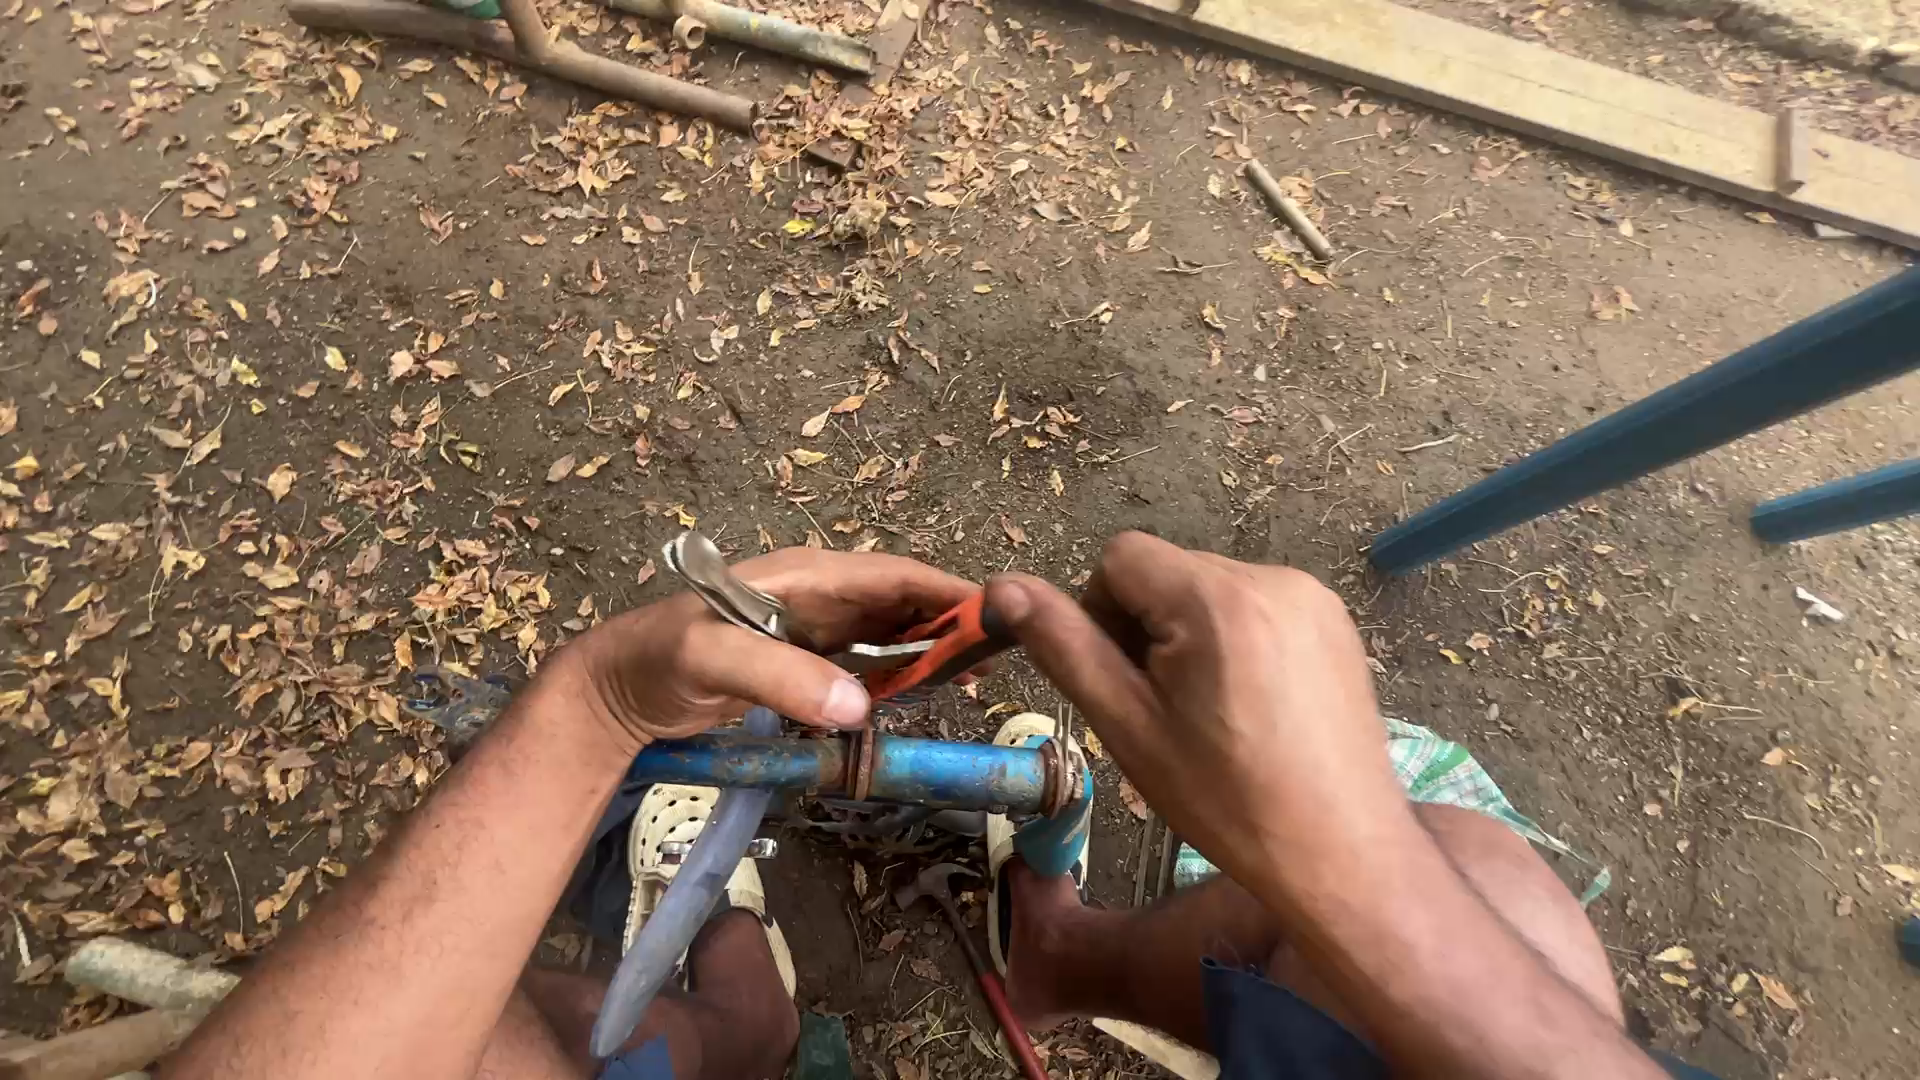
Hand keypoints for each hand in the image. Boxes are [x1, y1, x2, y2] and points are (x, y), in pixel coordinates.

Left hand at [549, 547, 978, 751]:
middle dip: (949, 623)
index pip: (893, 576)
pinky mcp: (805, 660)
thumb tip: (860, 706)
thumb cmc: (660, 658)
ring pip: (888, 633)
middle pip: (901, 603)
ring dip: (928, 650)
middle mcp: (820, 596)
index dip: (947, 591)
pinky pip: (866, 662)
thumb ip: (781, 676)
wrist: (617, 689)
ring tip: (971, 676)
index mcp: (808, 577)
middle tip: (996, 657)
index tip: (996, 614)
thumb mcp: (710, 659)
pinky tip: (918, 693)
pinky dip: (897, 675)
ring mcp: (814, 629)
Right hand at [984, 532, 1406, 895]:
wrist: (1341, 853)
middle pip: (1164, 572)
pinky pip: (1251, 600)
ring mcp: (1310, 594)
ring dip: (1186, 629)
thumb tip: (1000, 588)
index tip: (1125, 677)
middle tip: (1163, 703)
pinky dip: (1230, 633)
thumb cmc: (1222, 796)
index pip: (1120, 557)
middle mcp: (1269, 575)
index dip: (1102, 612)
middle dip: (1145, 623)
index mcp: (1213, 597)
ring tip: (1209, 706)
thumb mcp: (1126, 723)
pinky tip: (1248, 697)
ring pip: (1205, 586)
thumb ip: (1061, 645)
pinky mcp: (1332, 617)